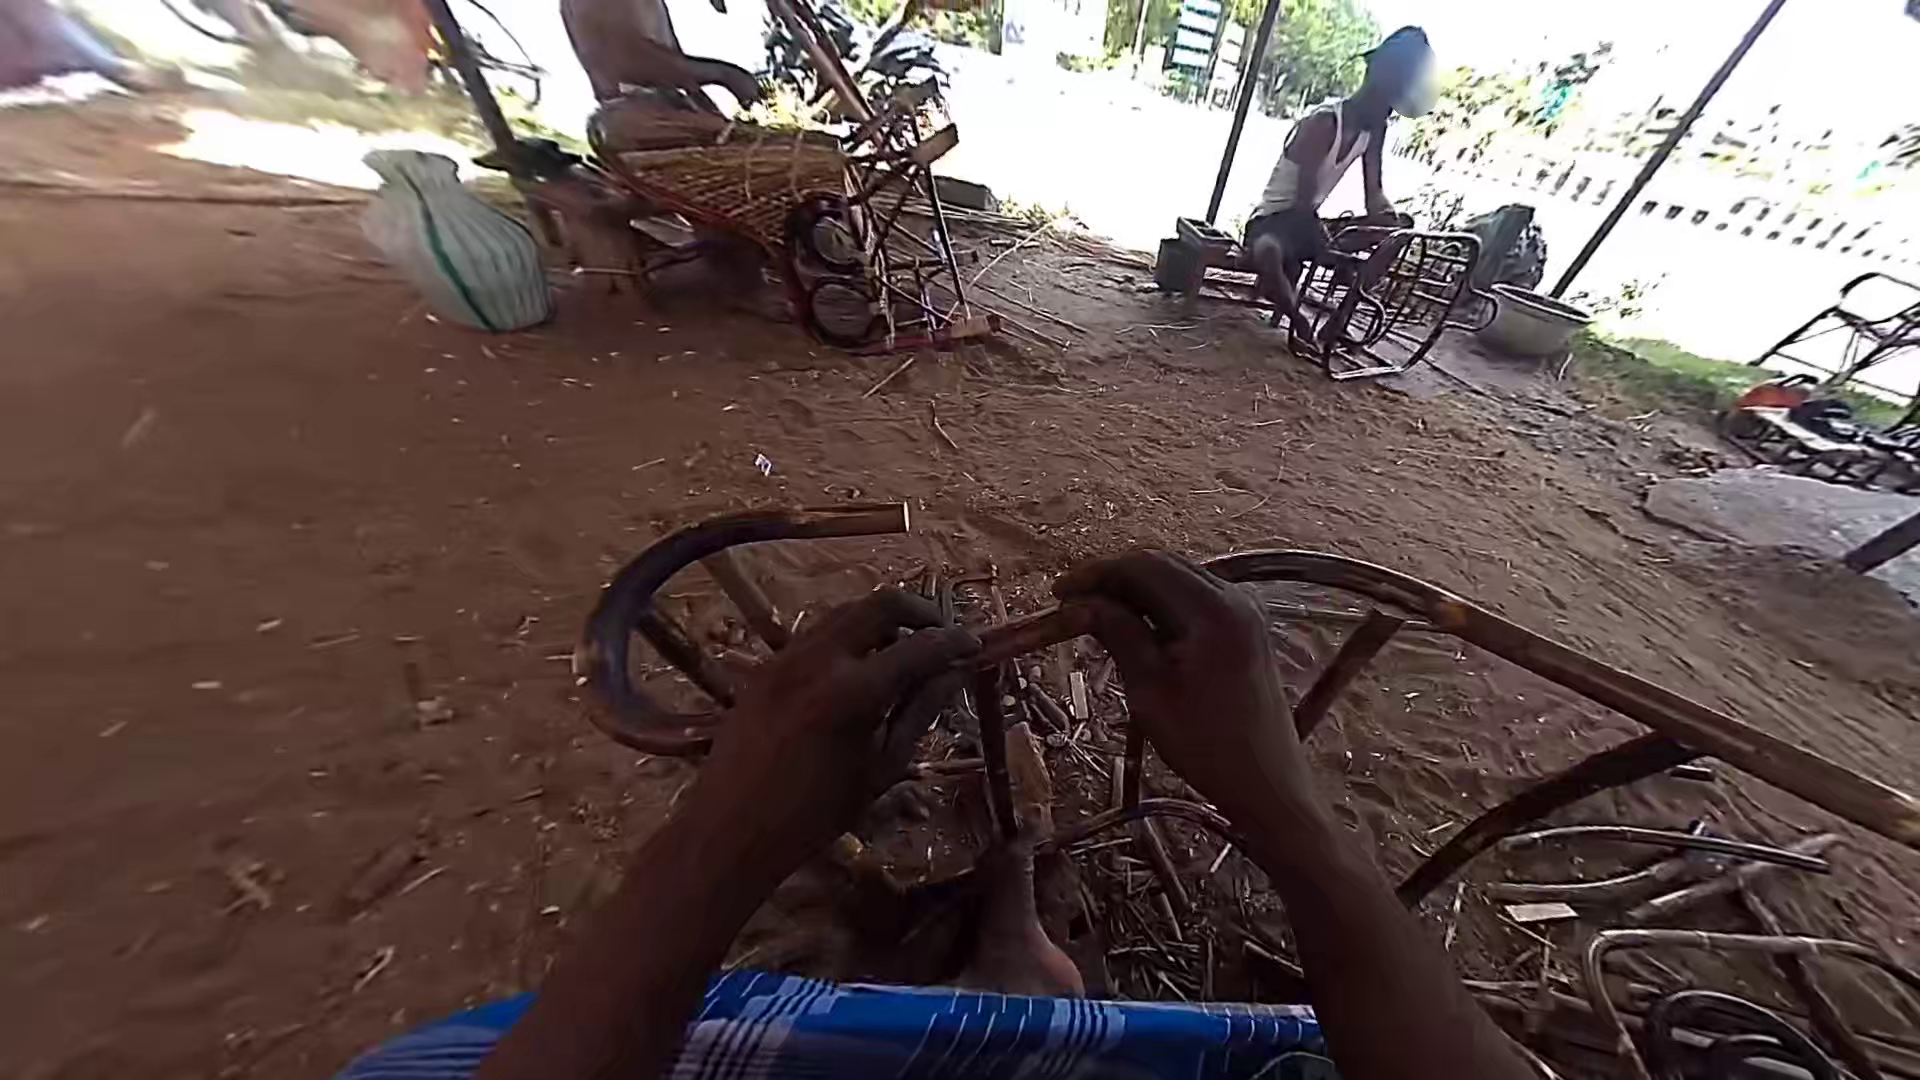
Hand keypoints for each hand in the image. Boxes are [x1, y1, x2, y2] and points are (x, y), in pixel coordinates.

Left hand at [688, 587, 977, 858]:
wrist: (729, 829)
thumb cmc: (814, 814)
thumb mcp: (882, 768)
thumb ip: (921, 711)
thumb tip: (954, 673)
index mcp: (853, 693)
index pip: (918, 648)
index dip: (953, 641)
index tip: (974, 643)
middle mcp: (820, 659)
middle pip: (881, 604)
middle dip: (920, 610)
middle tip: (940, 631)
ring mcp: (788, 655)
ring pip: (848, 611)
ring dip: (884, 619)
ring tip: (904, 646)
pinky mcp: (769, 662)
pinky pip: (820, 631)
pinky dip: (851, 634)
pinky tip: (860, 663)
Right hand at [1054, 552, 1318, 822]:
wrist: (1268, 787)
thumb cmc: (1205, 746)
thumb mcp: (1150, 691)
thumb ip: (1119, 634)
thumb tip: (1082, 602)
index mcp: (1214, 612)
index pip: (1145, 568)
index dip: (1097, 573)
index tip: (1059, 592)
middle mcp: (1234, 599)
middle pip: (1162, 565)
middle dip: (1113, 578)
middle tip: (1072, 602)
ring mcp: (1242, 611)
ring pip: (1175, 579)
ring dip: (1133, 590)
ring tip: (1094, 613)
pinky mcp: (1242, 627)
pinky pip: (1191, 598)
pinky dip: (1156, 604)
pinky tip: (1131, 624)